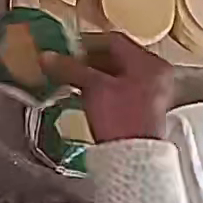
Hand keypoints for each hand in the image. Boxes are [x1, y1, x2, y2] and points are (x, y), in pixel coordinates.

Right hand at [39, 35, 173, 142]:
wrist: (133, 161)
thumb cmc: (120, 120)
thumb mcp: (94, 88)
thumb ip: (70, 68)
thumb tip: (46, 56)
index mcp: (149, 64)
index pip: (114, 41)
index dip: (87, 42)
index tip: (65, 47)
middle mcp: (156, 74)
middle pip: (117, 57)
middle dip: (88, 59)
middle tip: (66, 63)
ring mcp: (152, 93)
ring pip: (117, 74)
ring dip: (93, 74)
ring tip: (70, 78)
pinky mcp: (144, 109)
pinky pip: (120, 89)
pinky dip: (101, 87)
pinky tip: (83, 93)